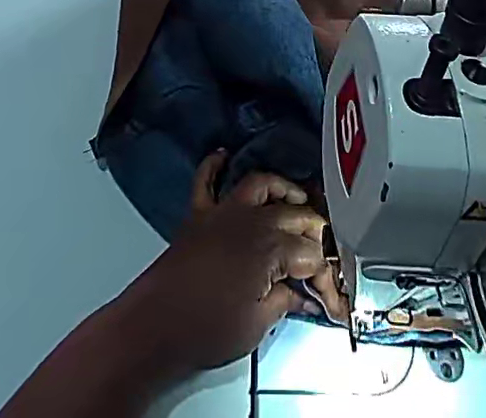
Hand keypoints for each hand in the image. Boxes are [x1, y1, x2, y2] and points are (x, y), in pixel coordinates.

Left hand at [186, 152, 348, 328]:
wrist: (156, 325)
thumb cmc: (206, 329)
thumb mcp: (257, 326)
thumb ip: (285, 302)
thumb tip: (299, 296)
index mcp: (271, 250)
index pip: (313, 255)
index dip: (326, 277)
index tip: (330, 299)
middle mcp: (251, 221)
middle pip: (295, 215)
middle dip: (315, 233)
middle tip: (321, 256)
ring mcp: (223, 213)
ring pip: (260, 184)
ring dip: (281, 188)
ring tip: (295, 198)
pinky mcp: (198, 214)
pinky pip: (207, 179)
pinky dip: (215, 165)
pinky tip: (223, 157)